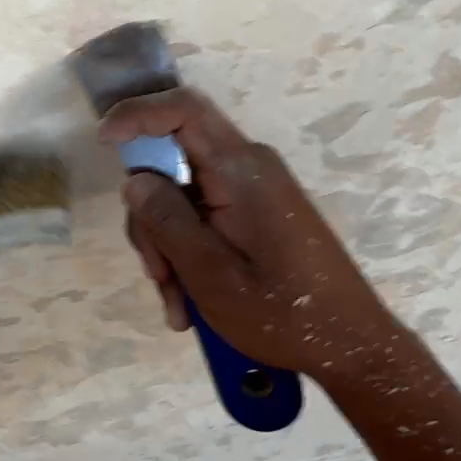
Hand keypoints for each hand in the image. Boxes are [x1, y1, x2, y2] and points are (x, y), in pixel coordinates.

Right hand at [101, 87, 399, 381]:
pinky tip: (189, 302)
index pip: (183, 109)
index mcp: (241, 170)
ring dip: (166, 245)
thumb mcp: (210, 274)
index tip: (104, 142)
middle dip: (149, 216)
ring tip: (177, 305)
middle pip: (171, 162)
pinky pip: (201, 215)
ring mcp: (251, 190)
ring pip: (179, 194)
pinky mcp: (254, 213)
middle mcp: (247, 168)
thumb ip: (166, 220)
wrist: (356, 351)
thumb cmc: (284, 314)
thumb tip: (135, 180)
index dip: (137, 114)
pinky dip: (186, 252)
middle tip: (155, 273)